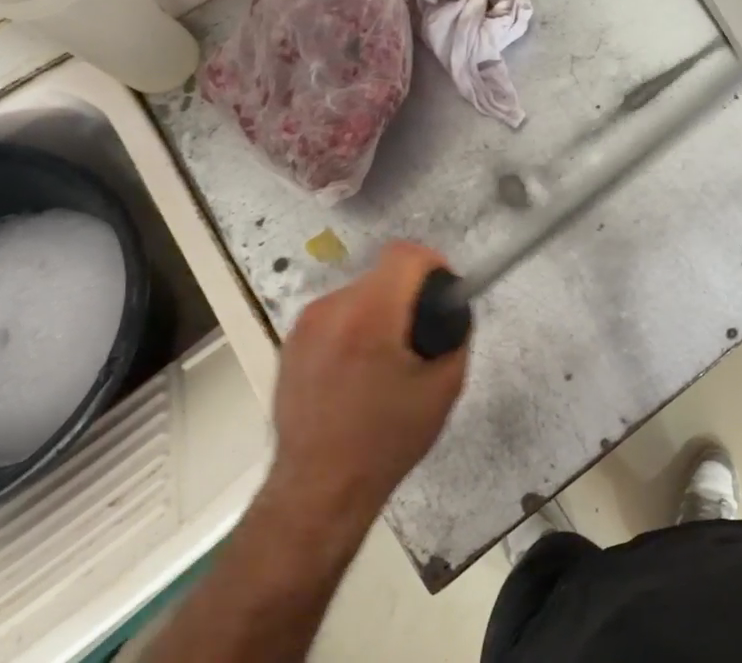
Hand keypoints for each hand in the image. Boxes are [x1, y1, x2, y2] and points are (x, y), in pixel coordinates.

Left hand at [261, 241, 466, 525]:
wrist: (320, 486)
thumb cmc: (388, 439)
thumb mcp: (444, 385)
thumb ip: (453, 332)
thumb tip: (449, 306)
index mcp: (370, 316)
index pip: (405, 254)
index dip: (432, 266)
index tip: (441, 297)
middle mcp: (330, 310)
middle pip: (381, 275)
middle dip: (406, 297)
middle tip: (419, 341)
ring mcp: (303, 326)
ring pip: (357, 296)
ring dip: (378, 314)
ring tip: (386, 363)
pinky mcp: (289, 344)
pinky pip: (334, 318)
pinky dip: (353, 331)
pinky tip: (357, 374)